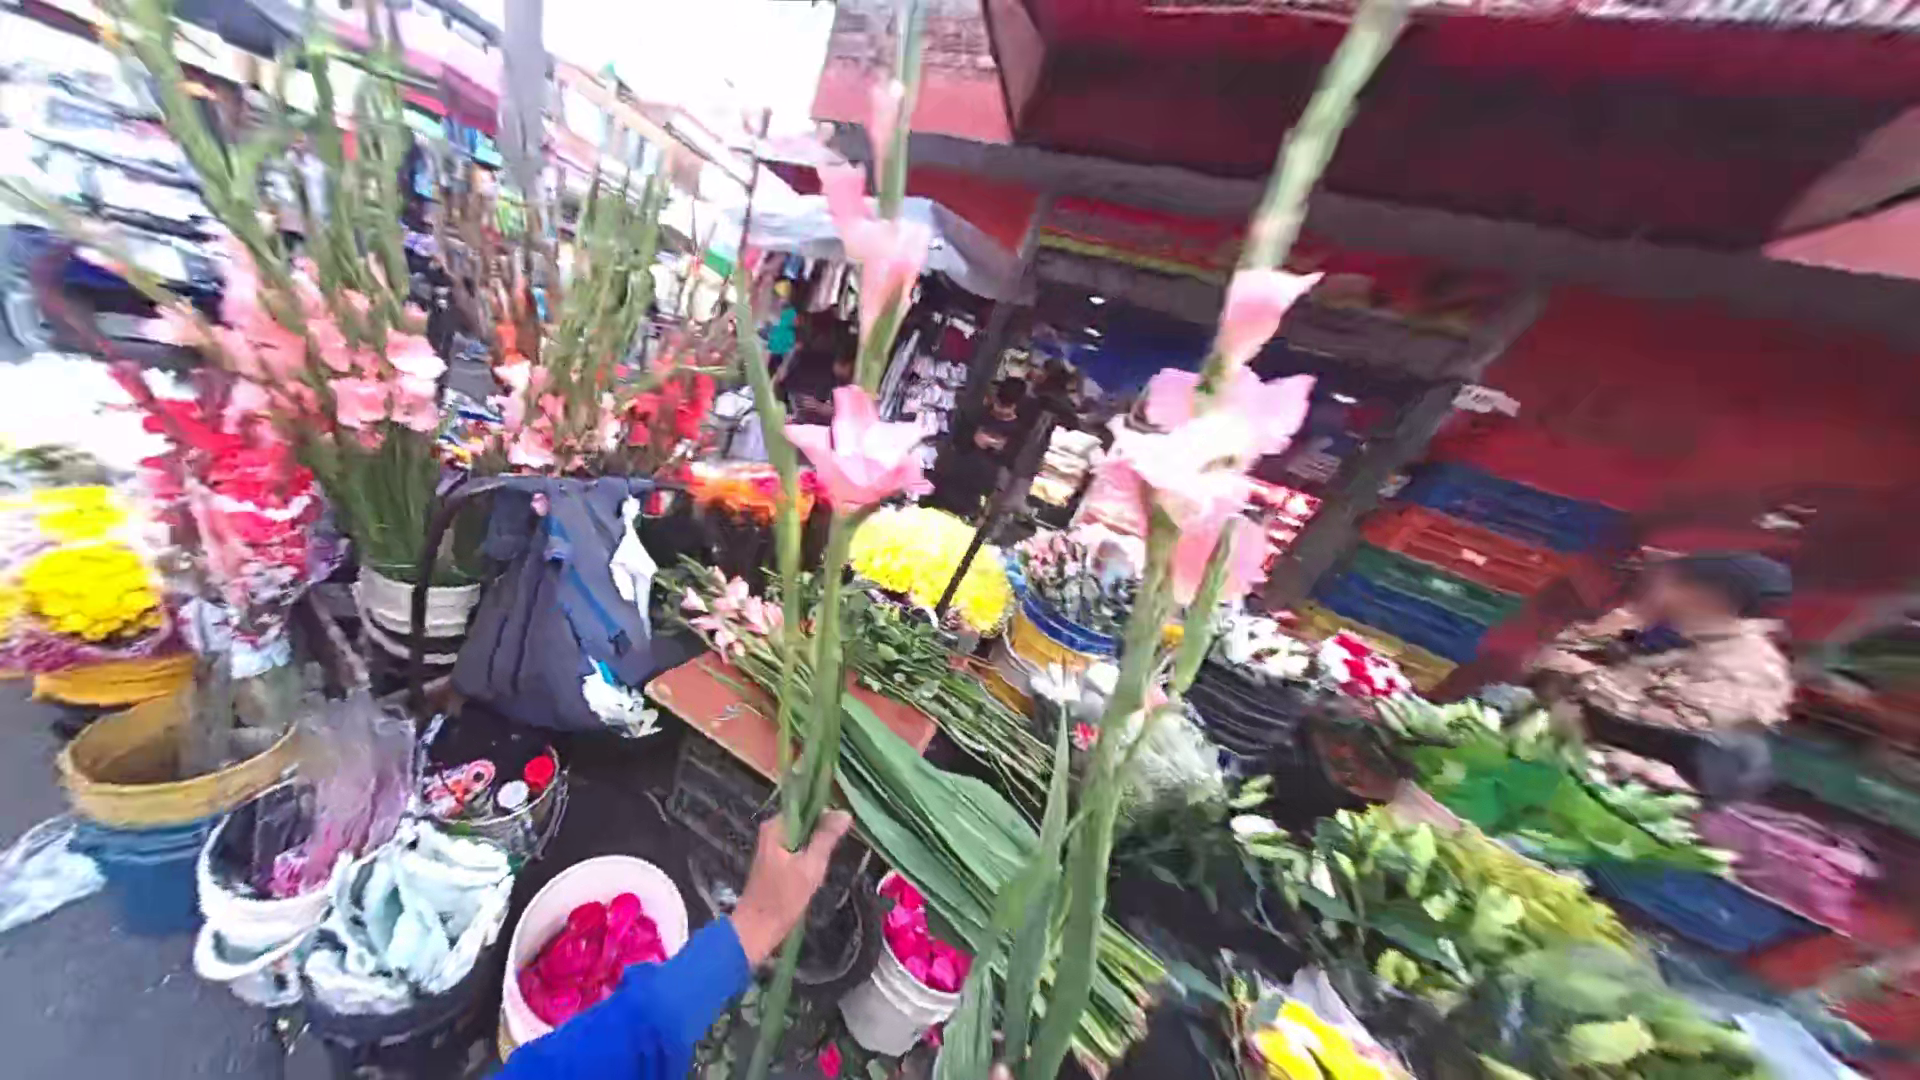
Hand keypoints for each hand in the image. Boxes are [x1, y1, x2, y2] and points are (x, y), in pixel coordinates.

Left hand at [730, 811, 853, 965]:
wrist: (755, 932)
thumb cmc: (782, 899)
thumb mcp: (810, 866)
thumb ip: (827, 837)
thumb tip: (844, 812)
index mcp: (777, 825)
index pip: (807, 805)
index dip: (826, 815)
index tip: (838, 832)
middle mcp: (772, 830)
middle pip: (806, 821)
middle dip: (821, 835)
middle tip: (828, 855)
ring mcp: (772, 845)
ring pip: (804, 836)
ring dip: (815, 848)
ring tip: (821, 866)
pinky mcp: (775, 860)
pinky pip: (798, 848)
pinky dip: (808, 857)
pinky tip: (813, 873)